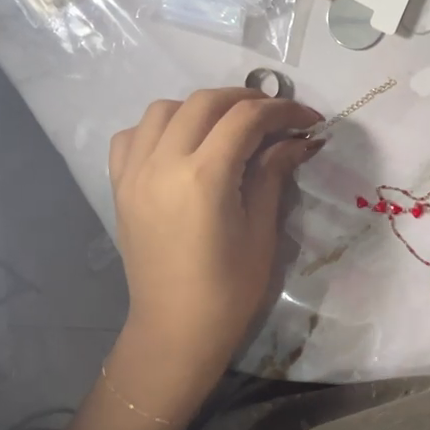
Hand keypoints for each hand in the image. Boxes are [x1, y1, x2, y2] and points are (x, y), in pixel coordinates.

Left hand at [108, 88, 322, 369]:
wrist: (176, 328)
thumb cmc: (230, 289)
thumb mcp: (261, 230)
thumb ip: (273, 174)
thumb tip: (298, 140)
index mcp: (203, 177)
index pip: (246, 119)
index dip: (283, 110)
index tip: (310, 120)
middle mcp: (162, 163)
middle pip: (205, 102)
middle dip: (247, 101)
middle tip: (278, 117)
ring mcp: (134, 172)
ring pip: (165, 109)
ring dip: (202, 108)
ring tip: (230, 127)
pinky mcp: (120, 186)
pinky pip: (133, 136)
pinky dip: (160, 127)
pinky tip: (183, 144)